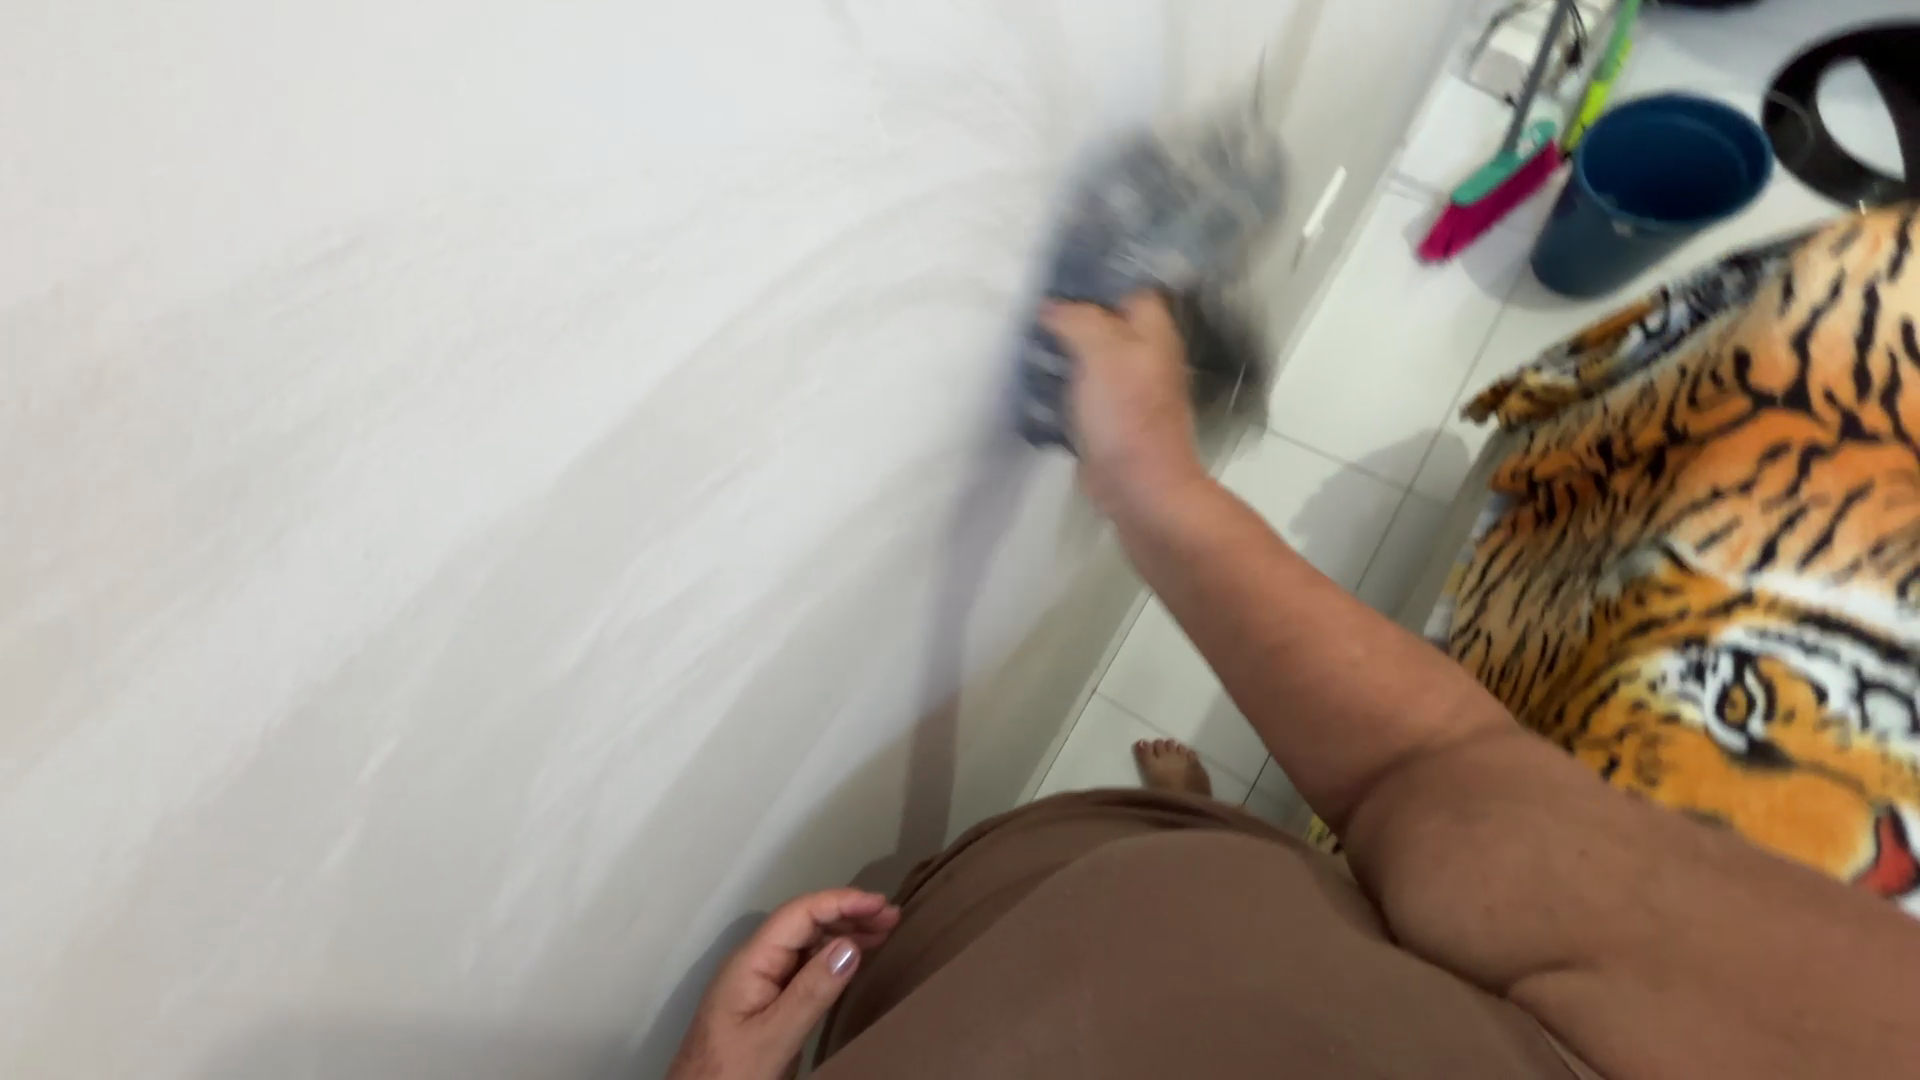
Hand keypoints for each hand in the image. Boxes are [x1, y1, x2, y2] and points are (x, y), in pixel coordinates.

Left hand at [666, 889, 900, 1079]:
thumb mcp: (773, 1042)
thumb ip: (811, 992)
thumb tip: (851, 944)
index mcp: (751, 960)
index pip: (801, 913)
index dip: (841, 902)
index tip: (880, 905)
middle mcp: (756, 962)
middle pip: (805, 922)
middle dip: (848, 913)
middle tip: (892, 918)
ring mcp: (760, 983)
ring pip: (807, 942)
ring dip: (844, 932)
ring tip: (884, 932)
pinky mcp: (767, 1004)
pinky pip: (805, 966)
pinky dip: (834, 957)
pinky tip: (854, 960)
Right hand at [1043, 292, 1206, 516]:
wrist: (1137, 486)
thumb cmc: (1127, 416)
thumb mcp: (1104, 353)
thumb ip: (1078, 320)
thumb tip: (1050, 307)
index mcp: (1151, 331)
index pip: (1125, 286)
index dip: (1093, 276)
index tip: (1053, 273)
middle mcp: (1139, 354)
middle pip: (1101, 320)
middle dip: (1067, 312)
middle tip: (1027, 304)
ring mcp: (1120, 388)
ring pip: (1084, 354)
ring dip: (1056, 347)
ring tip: (1020, 335)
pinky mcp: (1102, 417)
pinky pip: (1074, 388)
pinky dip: (1053, 382)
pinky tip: (1027, 376)